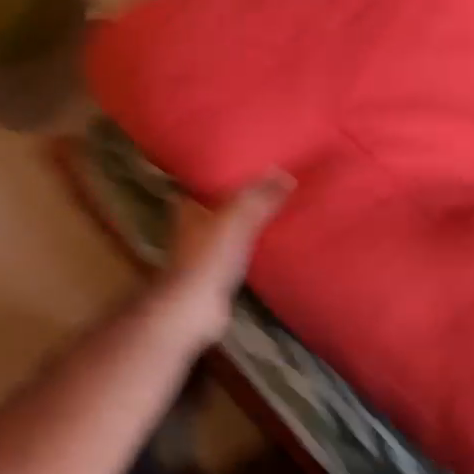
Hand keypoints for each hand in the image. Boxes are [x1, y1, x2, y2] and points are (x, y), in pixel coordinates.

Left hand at [157, 172, 293, 344]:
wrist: (193, 308)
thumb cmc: (210, 256)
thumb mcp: (239, 218)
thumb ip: (260, 196)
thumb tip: (285, 174)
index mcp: (188, 206)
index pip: (202, 181)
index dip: (221, 173)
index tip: (244, 165)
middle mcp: (188, 226)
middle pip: (214, 205)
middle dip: (233, 198)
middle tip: (263, 187)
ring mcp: (198, 253)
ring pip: (222, 229)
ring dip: (239, 224)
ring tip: (268, 212)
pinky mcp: (209, 276)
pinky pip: (231, 253)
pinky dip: (244, 247)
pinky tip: (262, 245)